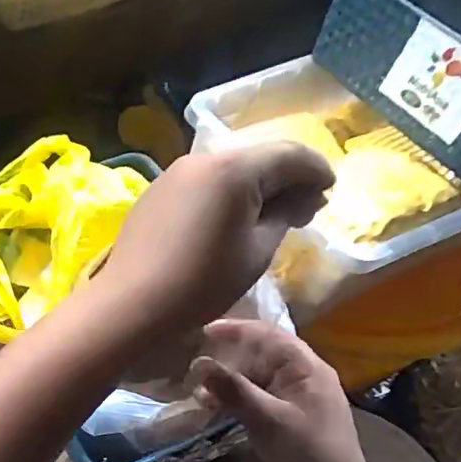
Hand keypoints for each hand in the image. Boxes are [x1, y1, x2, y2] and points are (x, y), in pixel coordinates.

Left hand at [96, 144, 332, 334]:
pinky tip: (231, 220)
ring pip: (228, 171)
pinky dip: (225, 196)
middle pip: (258, 158)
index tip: (329, 191)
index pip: (290, 156)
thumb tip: (301, 196)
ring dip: (255, 188)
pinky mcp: (157, 193)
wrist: (131, 305)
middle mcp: (203, 159)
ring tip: (270, 217)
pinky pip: (203, 185)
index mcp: (235, 169)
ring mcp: (175, 173)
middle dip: (286, 180)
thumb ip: (284, 215)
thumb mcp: (255, 253)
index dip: (316, 171)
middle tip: (305, 208)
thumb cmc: (201, 283)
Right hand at [187, 320, 372, 461]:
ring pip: (253, 379)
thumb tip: (199, 363)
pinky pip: (254, 400)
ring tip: (198, 392)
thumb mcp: (269, 419)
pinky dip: (233, 401)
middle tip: (194, 366)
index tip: (203, 331)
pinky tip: (211, 407)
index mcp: (306, 368)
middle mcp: (300, 377)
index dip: (236, 329)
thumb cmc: (308, 454)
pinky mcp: (282, 420)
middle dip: (226, 359)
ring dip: (226, 383)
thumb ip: (234, 390)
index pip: (269, 335)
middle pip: (258, 356)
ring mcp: (291, 400)